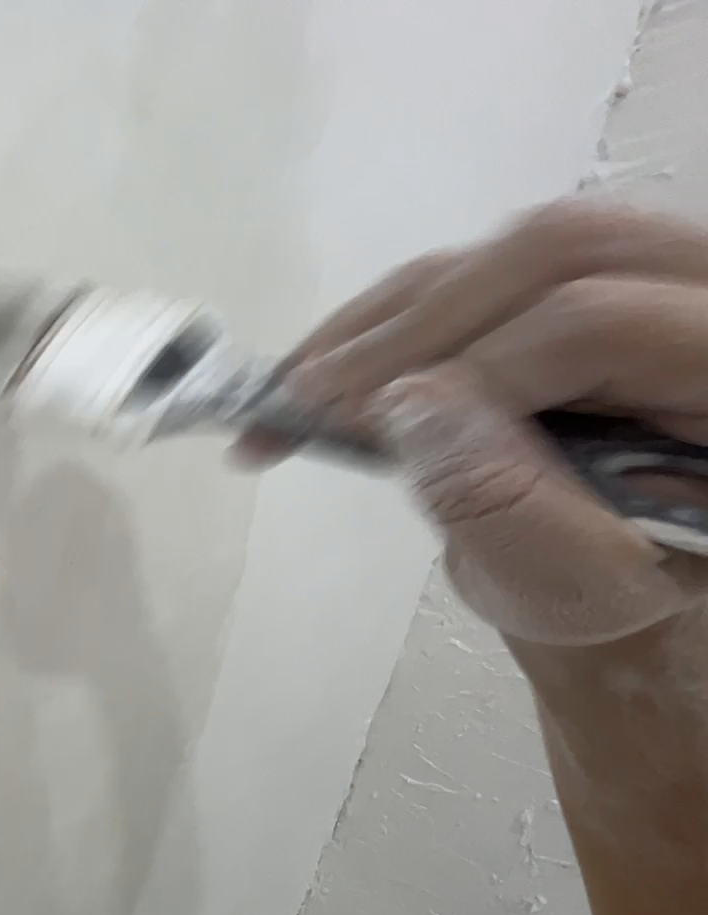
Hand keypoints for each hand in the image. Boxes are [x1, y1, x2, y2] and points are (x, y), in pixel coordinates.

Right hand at [236, 198, 707, 645]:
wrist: (630, 588)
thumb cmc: (619, 613)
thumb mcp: (568, 590)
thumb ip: (502, 505)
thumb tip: (404, 407)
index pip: (600, 323)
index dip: (460, 373)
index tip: (346, 430)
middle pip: (560, 251)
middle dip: (407, 326)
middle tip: (305, 396)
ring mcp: (667, 287)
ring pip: (515, 248)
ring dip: (385, 318)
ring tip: (299, 384)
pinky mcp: (595, 293)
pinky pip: (488, 268)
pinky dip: (389, 317)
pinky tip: (326, 365)